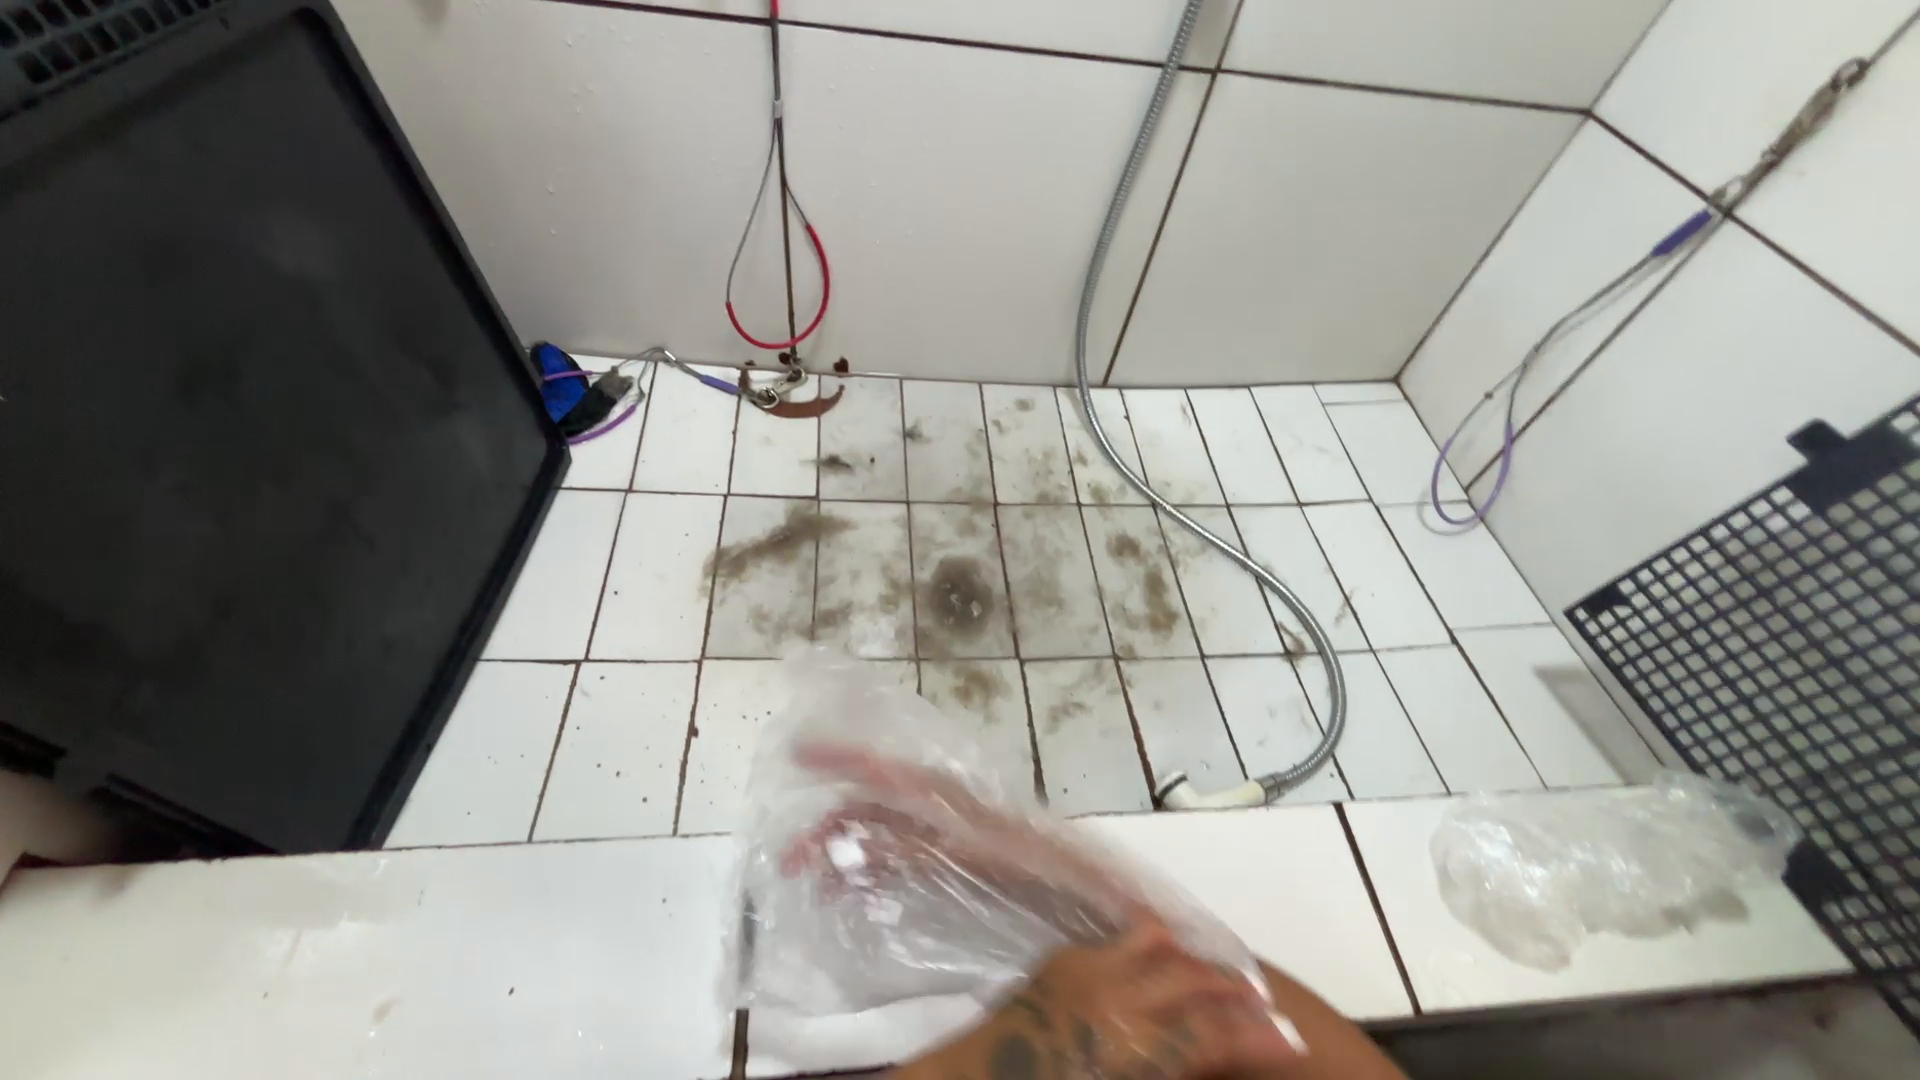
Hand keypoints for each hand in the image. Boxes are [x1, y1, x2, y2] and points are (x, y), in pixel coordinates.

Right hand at [780, 742, 1150, 935]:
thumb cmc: (1059, 881)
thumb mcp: (998, 864)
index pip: (894, 776)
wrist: (1107, 905)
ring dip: (848, 850)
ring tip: (813, 880)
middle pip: (881, 807)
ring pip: (888, 834)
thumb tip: (869, 842)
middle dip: (832, 823)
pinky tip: (854, 893)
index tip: (799, 750)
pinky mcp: (965, 863)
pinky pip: (906, 858)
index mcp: (962, 806)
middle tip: (790, 860)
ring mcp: (957, 838)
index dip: (845, 758)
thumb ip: (941, 856)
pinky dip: (873, 869)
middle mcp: (953, 813)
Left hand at [897, 922, 1302, 1079]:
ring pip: (1156, 944)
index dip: (1257, 1038)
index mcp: (1131, 1047)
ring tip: (1219, 971)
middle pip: (1190, 981)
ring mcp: (1085, 969)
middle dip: (1234, 990)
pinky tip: (1161, 946)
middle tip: (1265, 1005)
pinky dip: (1148, 941)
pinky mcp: (1061, 958)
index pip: (1211, 1036)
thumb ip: (1168, 1064)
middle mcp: (1114, 997)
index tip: (1293, 1040)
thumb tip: (1202, 1060)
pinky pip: (1116, 937)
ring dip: (1191, 956)